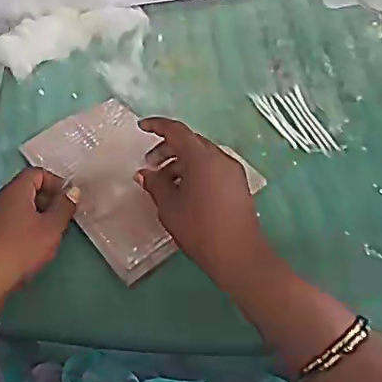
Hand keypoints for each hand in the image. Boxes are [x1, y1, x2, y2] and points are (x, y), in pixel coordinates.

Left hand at [0, 167, 78, 292]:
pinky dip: (24, 225)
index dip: (55, 182)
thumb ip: (64, 207)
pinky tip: (33, 244)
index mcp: (15, 190)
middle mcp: (0, 197)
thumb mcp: (51, 227)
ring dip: (37, 214)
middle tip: (62, 218)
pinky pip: (10, 219)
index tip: (68, 200)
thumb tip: (73, 190)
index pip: (36, 173)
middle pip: (26, 188)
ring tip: (50, 233)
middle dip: (47, 199)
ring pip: (18, 205)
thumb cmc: (23, 248)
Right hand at [135, 117, 275, 280]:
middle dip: (167, 148)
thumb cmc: (199, 229)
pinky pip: (212, 167)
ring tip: (164, 182)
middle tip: (150, 164)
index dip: (157, 126)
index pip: (177, 131)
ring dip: (180, 161)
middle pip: (190, 141)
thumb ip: (155, 184)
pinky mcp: (238, 184)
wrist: (239, 255)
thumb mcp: (169, 206)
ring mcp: (232, 171)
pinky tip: (183, 190)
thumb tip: (145, 172)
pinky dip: (195, 170)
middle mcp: (220, 158)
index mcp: (201, 158)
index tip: (142, 127)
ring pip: (201, 155)